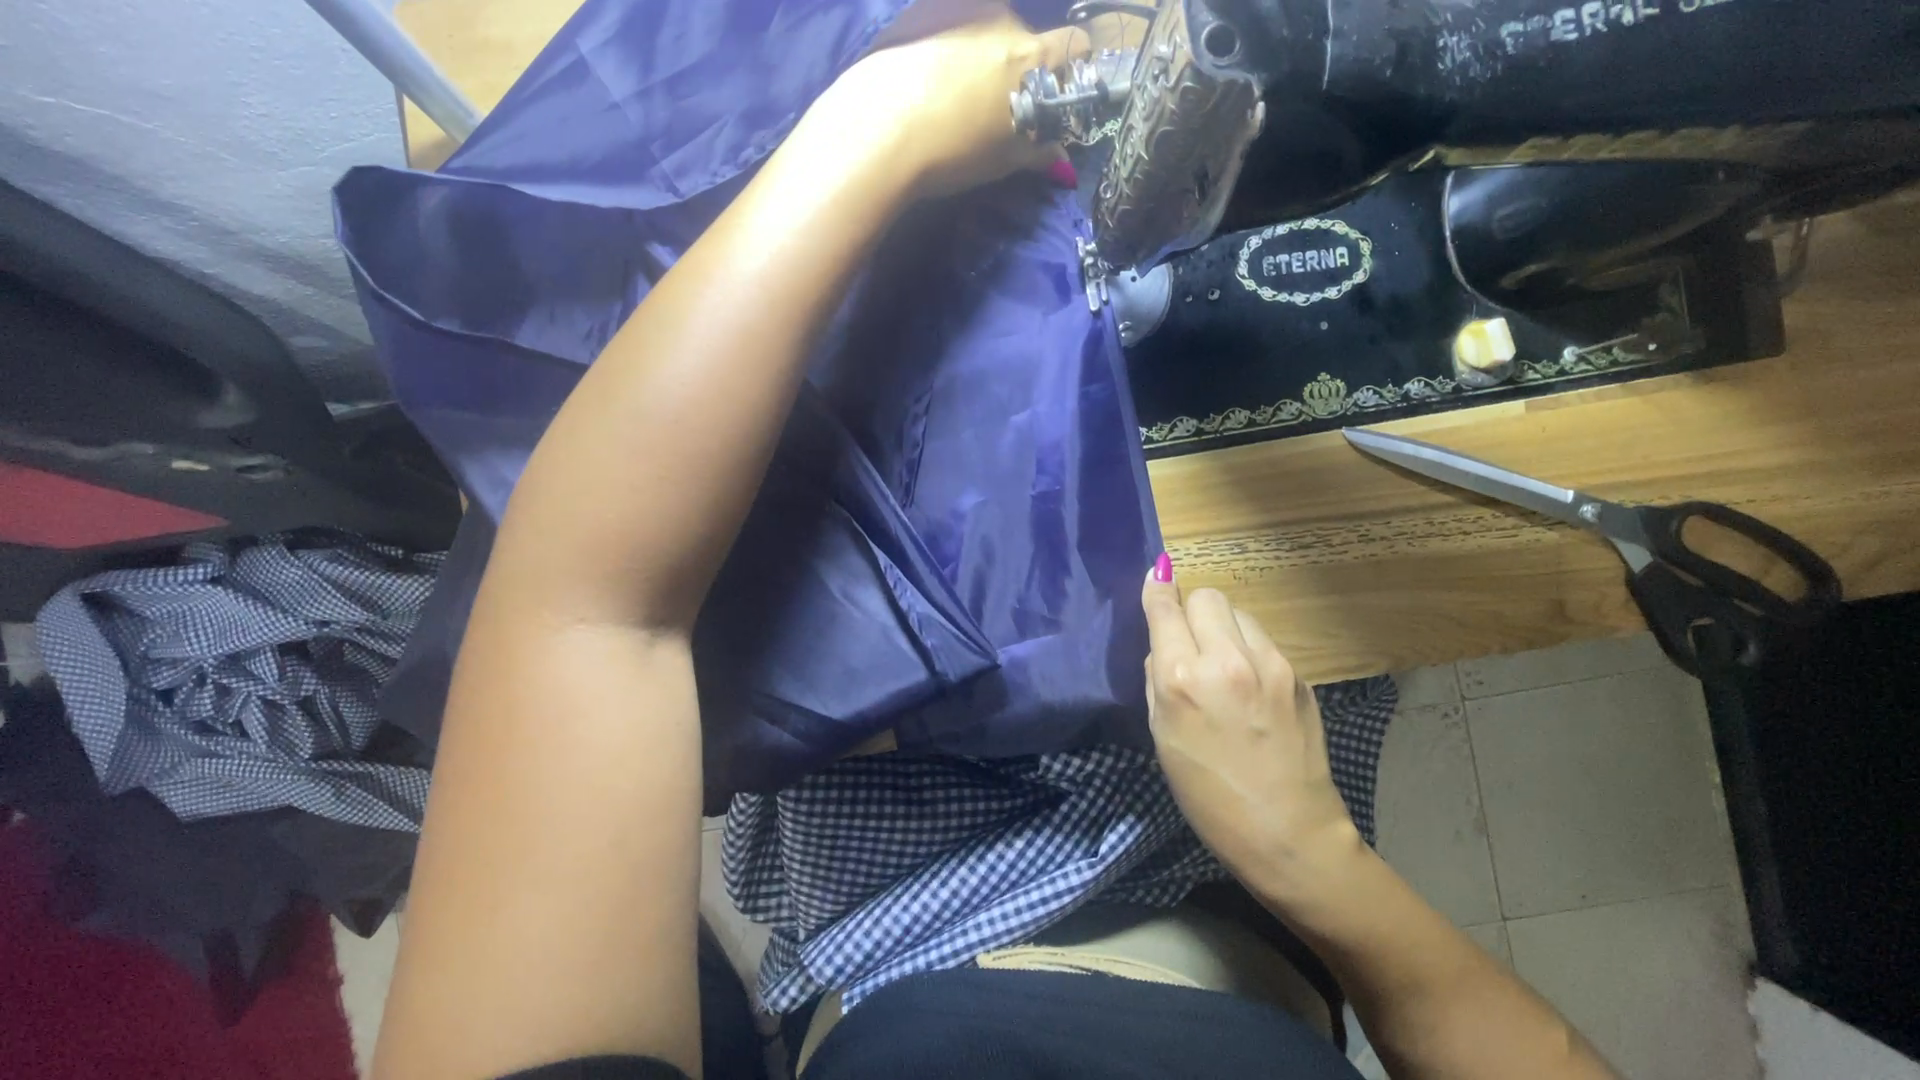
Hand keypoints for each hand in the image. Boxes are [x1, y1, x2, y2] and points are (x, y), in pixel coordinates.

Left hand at [816, 1, 1087, 199]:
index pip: (1074, 45)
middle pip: (1025, 39)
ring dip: (980, 58)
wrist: (878, 131)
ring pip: (984, 33)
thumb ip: (1036, 151)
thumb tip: (1056, 151)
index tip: (1058, 93)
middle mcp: (1002, 22)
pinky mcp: (920, 15)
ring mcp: (959, 15)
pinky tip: (928, 83)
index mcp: (1031, 58)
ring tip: (956, 97)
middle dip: (1018, 69)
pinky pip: (948, 31)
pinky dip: (947, 52)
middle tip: (997, 107)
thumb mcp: (1002, 161)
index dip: (1071, 69)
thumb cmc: (952, 151)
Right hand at [1141, 559, 1363, 895]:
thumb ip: (1158, 680)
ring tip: (1223, 664)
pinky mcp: (1299, 676)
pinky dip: (1249, 650)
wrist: (1287, 832)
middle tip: (1190, 640)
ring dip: (1224, 627)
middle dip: (1192, 609)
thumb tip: (1162, 645)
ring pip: (1239, 612)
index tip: (1155, 576)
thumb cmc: (1208, 797)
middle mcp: (1226, 659)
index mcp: (1182, 678)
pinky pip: (1264, 641)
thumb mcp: (1163, 738)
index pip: (1165, 607)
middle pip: (1207, 596)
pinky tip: (1251, 687)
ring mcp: (1270, 665)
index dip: (1156, 589)